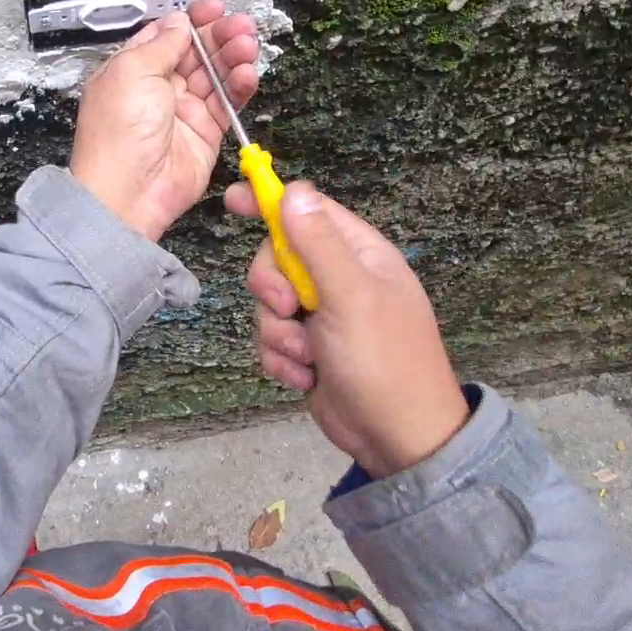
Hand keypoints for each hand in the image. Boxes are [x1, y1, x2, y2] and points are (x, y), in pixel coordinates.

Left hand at [70, 0, 259, 243]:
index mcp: (132, 69)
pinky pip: (228, 103)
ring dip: (233, 56)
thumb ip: (160, 44)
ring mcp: (182, 110)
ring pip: (216, 74)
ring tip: (246, 45)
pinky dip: (240, 86)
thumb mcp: (131, 71)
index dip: (191, 20)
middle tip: (238, 25)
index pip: (166, 35)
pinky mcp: (205, 133)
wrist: (128, 191)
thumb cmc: (116, 136)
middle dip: (219, 35)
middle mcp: (156, 88)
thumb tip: (178, 23)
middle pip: (196, 52)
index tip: (213, 8)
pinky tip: (247, 73)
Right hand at [225, 181, 469, 477]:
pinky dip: (281, 358)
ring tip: (307, 356)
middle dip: (272, 286)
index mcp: (359, 254)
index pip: (308, 210)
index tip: (233, 200)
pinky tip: (305, 377)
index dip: (270, 202)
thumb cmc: (383, 360)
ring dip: (278, 332)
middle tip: (288, 308)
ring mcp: (321, 314)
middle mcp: (339, 278)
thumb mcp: (351, 296)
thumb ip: (318, 243)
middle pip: (277, 256)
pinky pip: (271, 337)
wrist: (398, 440)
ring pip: (268, 301)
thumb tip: (293, 190)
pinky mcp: (306, 348)